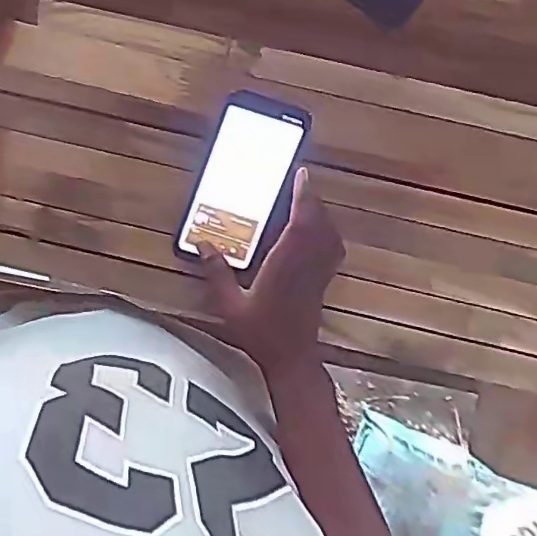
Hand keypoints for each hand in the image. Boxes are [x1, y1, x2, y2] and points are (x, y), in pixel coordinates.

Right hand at [197, 168, 344, 372]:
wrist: (291, 359)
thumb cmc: (260, 334)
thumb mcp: (229, 305)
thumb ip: (217, 273)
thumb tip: (204, 244)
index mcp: (284, 267)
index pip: (300, 224)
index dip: (303, 198)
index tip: (301, 176)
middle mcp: (306, 266)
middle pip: (317, 224)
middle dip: (311, 199)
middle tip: (301, 181)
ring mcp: (318, 274)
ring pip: (328, 234)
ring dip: (320, 213)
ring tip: (307, 199)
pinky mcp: (323, 282)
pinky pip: (332, 249)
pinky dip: (328, 231)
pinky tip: (319, 229)